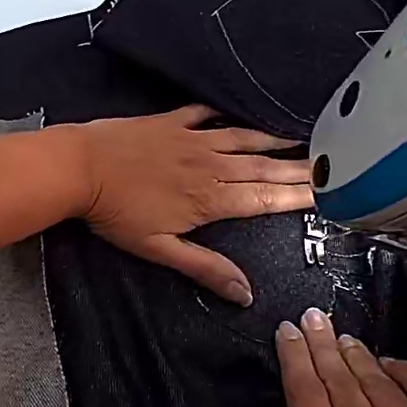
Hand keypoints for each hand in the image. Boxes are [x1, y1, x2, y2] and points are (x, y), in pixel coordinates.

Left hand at [74, 105, 311, 305]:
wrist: (81, 167)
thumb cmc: (116, 213)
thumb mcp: (159, 250)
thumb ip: (204, 268)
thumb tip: (245, 293)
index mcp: (209, 199)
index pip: (263, 198)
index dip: (295, 196)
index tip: (324, 193)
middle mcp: (209, 165)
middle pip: (261, 167)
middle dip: (296, 167)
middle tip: (326, 164)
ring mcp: (192, 139)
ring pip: (241, 138)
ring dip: (271, 139)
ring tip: (298, 137)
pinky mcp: (172, 121)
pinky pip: (205, 114)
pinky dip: (224, 114)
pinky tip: (236, 113)